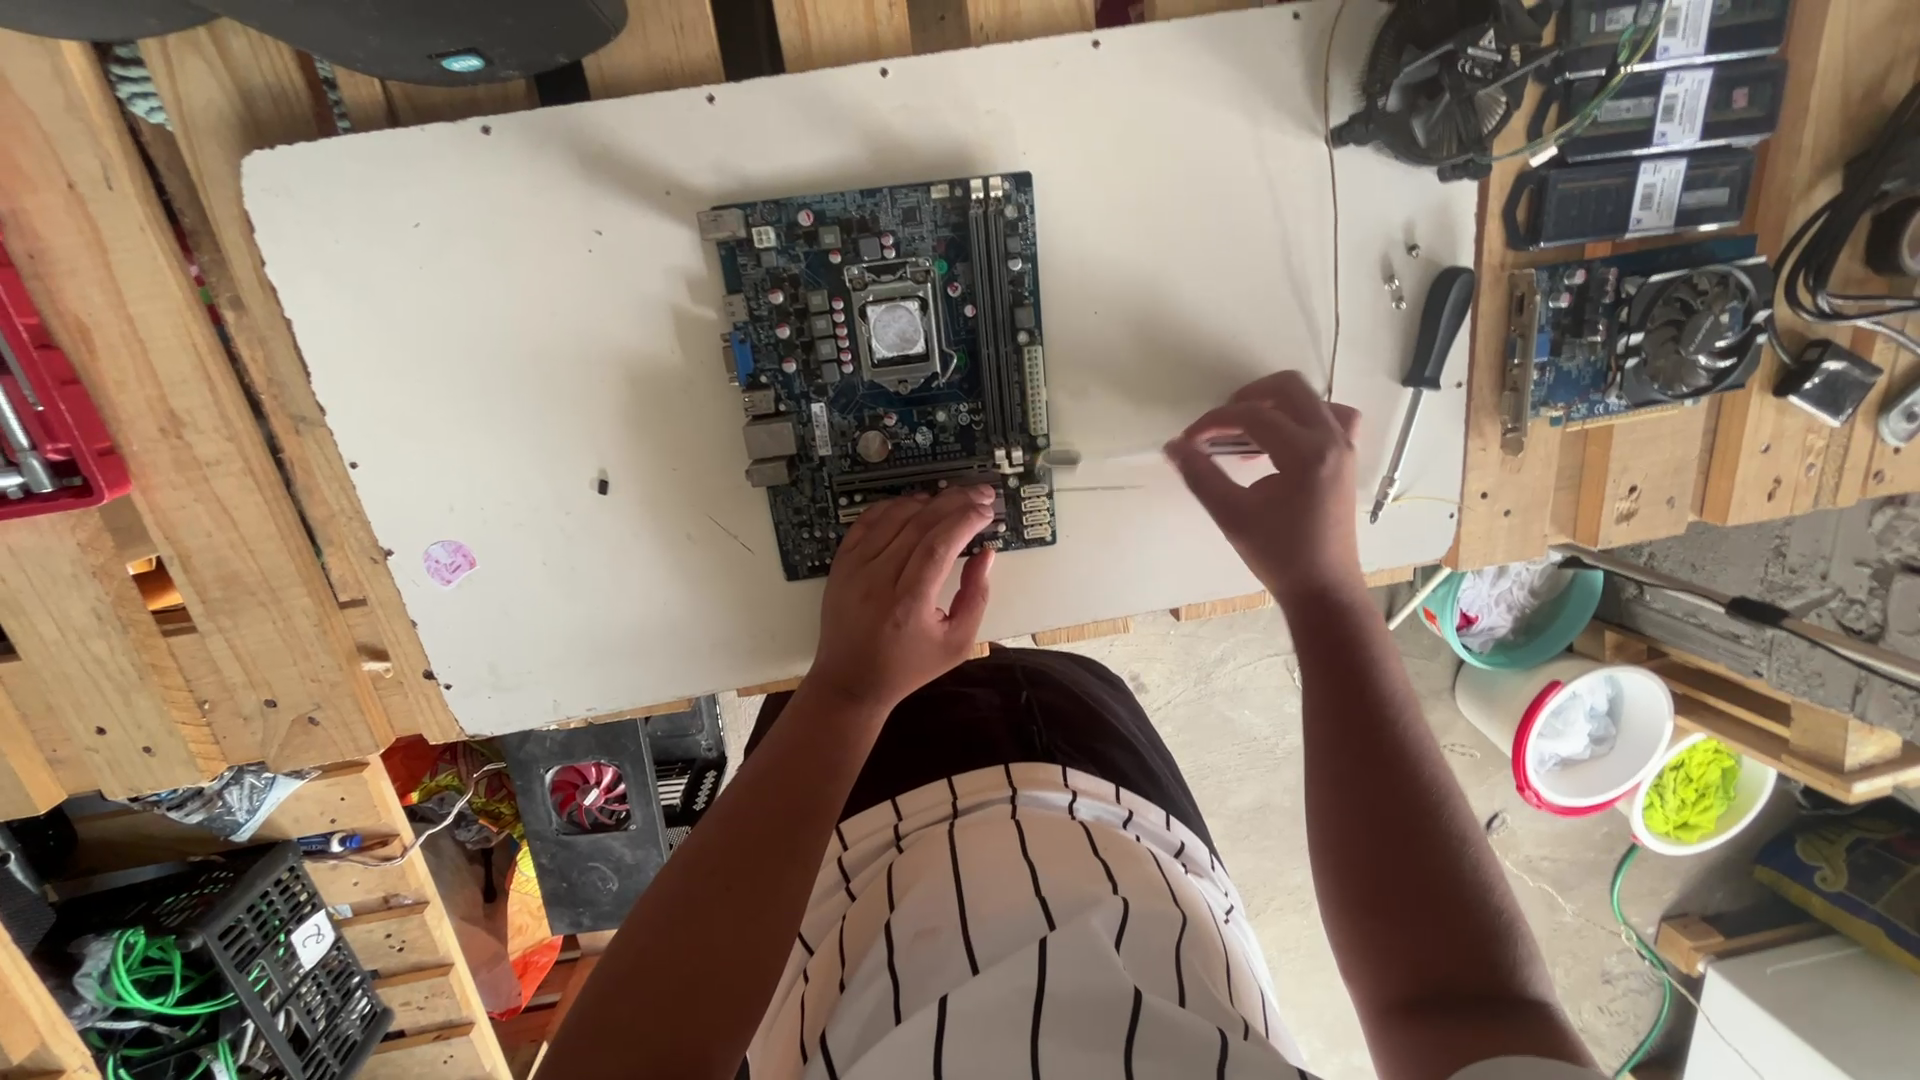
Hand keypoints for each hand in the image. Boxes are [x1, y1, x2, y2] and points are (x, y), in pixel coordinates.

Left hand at [807, 485, 996, 711]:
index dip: (964, 521)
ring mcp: (853, 569)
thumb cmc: (908, 667)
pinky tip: (915, 504)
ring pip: (893, 517)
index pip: (938, 546)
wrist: (850, 682)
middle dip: (954, 502)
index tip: (986, 511)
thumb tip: (986, 553)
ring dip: (926, 501)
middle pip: (918, 525)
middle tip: (980, 493)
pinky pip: (866, 522)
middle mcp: (877, 581)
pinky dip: (893, 507)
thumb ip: (976, 596)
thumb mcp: (956, 643)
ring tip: (953, 498)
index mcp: (908, 604)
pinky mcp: (840, 565)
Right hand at [1165, 371, 1363, 606]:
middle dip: (1245, 399)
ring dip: (1275, 405)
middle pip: (1288, 388)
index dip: (1214, 422)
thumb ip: (1200, 475)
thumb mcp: (1231, 515)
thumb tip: (1173, 446)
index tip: (1188, 440)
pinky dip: (1303, 418)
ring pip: (1311, 399)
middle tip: (1219, 425)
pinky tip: (1282, 441)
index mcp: (1305, 454)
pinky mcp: (1346, 459)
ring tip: (1248, 432)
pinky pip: (1332, 418)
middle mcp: (1331, 441)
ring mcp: (1344, 448)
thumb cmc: (1278, 555)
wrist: (1322, 587)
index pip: (1252, 416)